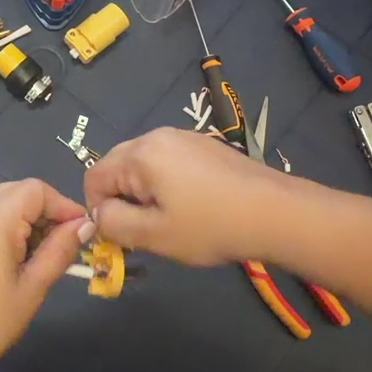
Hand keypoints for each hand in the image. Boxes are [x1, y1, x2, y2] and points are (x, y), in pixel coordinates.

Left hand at [0, 179, 89, 371]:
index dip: (63, 205)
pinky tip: (8, 253)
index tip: (79, 232)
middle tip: (59, 243)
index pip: (36, 190)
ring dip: (22, 215)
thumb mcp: (32, 288)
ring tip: (35, 252)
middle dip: (43, 209)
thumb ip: (60, 250)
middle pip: (17, 189)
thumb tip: (84, 226)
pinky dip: (0, 221)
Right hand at [83, 128, 310, 265]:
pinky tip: (192, 206)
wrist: (277, 213)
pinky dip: (166, 183)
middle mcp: (157, 136)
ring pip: (142, 164)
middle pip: (116, 165)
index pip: (94, 177)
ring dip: (143, 191)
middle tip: (142, 229)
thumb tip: (98, 214)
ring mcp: (183, 137)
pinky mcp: (205, 145)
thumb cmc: (211, 226)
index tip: (119, 235)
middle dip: (120, 198)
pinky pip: (167, 161)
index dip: (97, 209)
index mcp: (140, 154)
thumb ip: (113, 223)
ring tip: (169, 220)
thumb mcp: (154, 235)